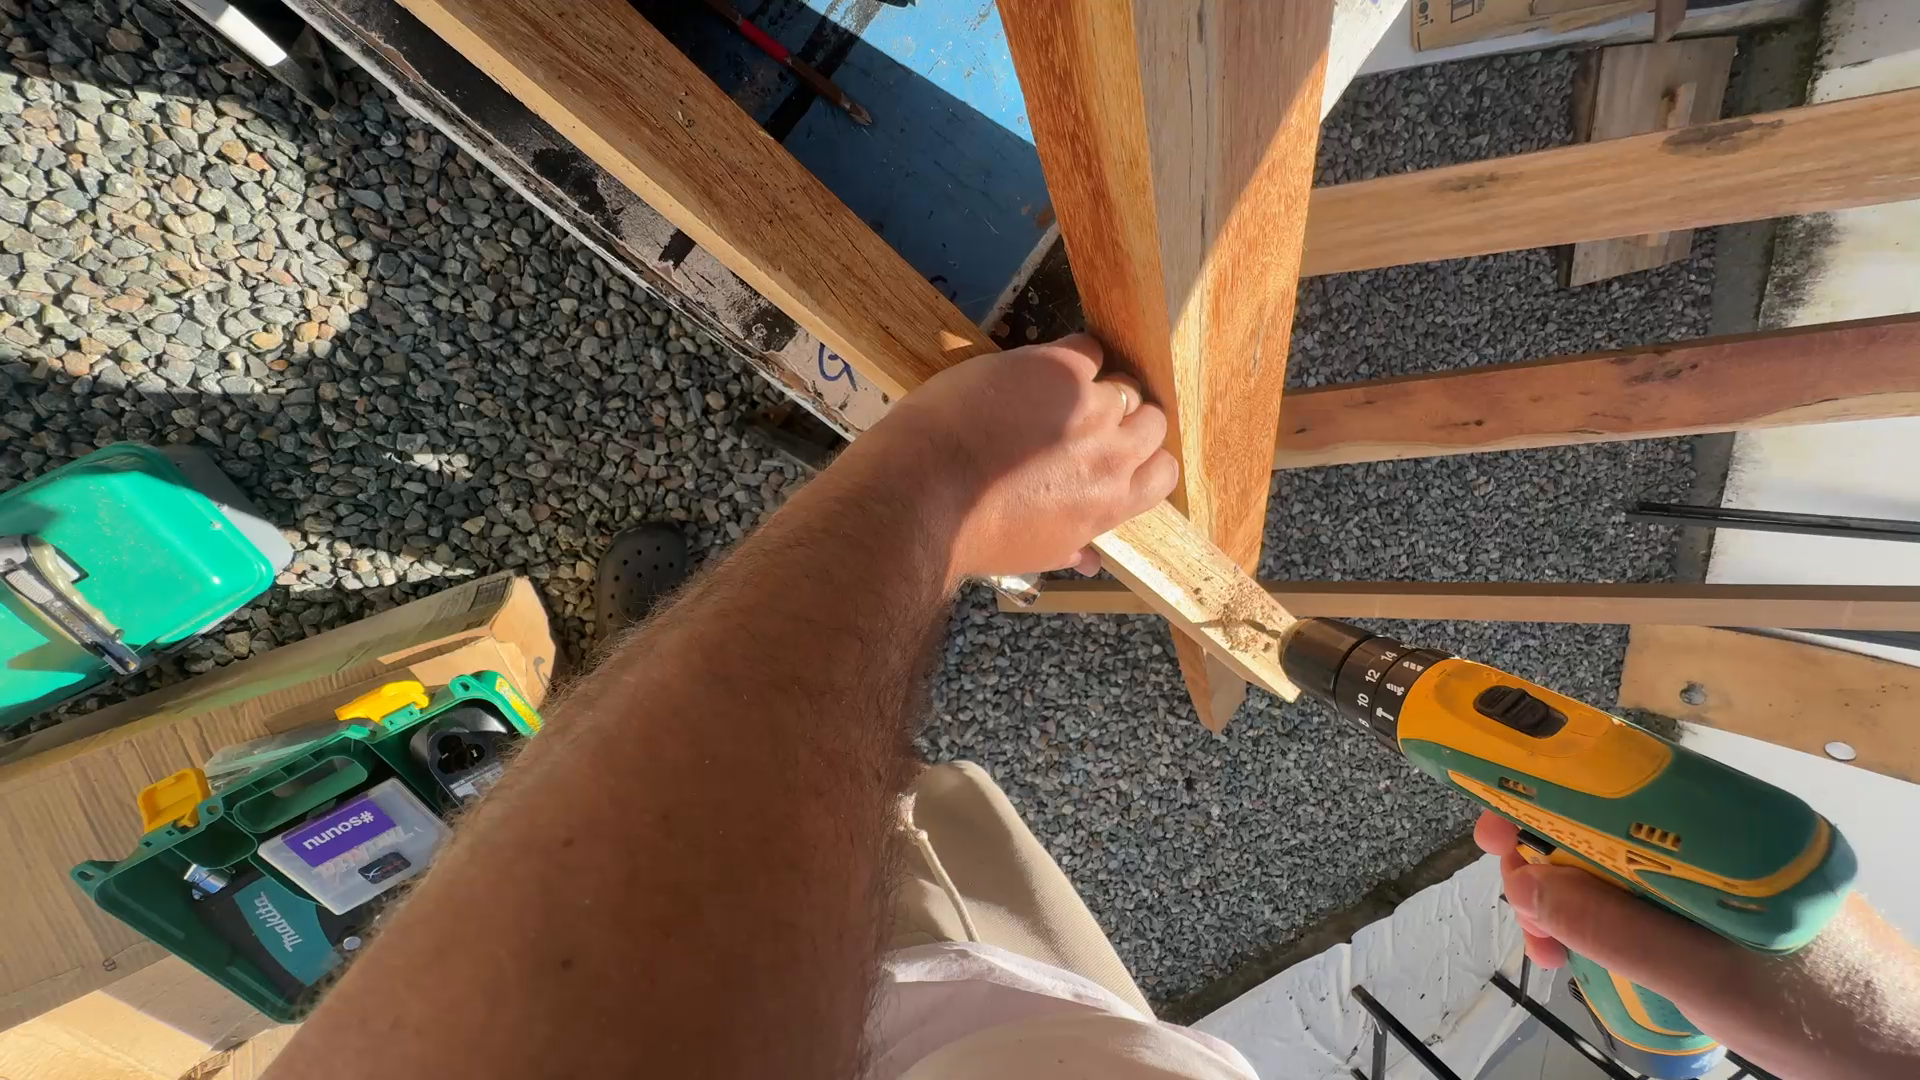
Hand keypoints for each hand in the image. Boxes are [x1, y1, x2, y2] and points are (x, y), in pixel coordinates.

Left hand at [841, 334, 1177, 581]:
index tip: (1115, 453)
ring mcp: (1089, 408)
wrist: (927, 492)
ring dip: (1095, 388)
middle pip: (1151, 421)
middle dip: (1124, 419)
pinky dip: (1072, 356)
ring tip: (1055, 396)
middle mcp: (1111, 455)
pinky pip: (1088, 348)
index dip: (1142, 459)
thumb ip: (1070, 546)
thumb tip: (1091, 561)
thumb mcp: (1032, 553)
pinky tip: (1041, 370)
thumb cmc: (973, 533)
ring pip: (1123, 383)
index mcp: (1109, 504)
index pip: (1163, 473)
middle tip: (1082, 421)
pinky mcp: (1059, 369)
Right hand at [1475, 810, 1919, 1078]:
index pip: (1618, 781)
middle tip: (1512, 888)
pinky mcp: (1702, 905)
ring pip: (1601, 861)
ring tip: (1542, 942)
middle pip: (1597, 822)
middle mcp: (1713, 838)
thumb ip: (1615, 932)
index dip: (1544, 789)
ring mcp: (1706, 872)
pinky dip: (1584, 918)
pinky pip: (1622, 894)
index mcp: (1730, 829)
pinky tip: (1567, 949)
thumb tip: (1526, 886)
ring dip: (1555, 896)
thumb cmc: (1837, 1025)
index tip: (1495, 814)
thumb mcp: (1713, 983)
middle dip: (1541, 853)